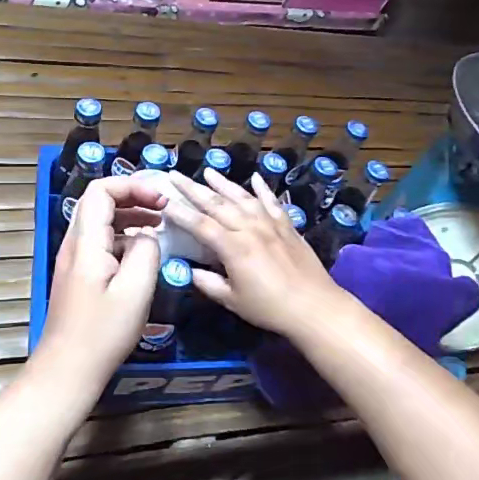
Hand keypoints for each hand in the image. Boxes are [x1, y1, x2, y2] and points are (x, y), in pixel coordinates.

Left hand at [39, 175, 167, 379]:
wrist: (66, 370)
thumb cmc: (102, 332)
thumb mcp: (135, 291)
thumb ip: (146, 253)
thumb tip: (148, 236)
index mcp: (86, 242)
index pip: (101, 190)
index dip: (132, 186)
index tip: (161, 201)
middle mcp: (75, 244)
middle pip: (99, 202)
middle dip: (134, 197)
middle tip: (164, 209)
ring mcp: (74, 260)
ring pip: (100, 222)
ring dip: (130, 216)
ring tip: (160, 226)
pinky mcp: (78, 276)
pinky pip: (101, 243)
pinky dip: (124, 238)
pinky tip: (144, 253)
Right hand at [163, 169, 353, 341]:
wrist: (315, 307)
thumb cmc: (270, 308)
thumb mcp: (232, 300)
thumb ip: (208, 283)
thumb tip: (190, 270)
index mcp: (233, 248)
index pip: (200, 225)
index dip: (180, 213)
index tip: (163, 202)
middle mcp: (250, 229)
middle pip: (217, 204)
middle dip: (194, 189)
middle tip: (176, 175)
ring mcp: (270, 225)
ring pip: (243, 198)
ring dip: (223, 183)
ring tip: (208, 171)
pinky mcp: (287, 227)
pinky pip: (272, 203)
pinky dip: (262, 189)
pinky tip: (255, 178)